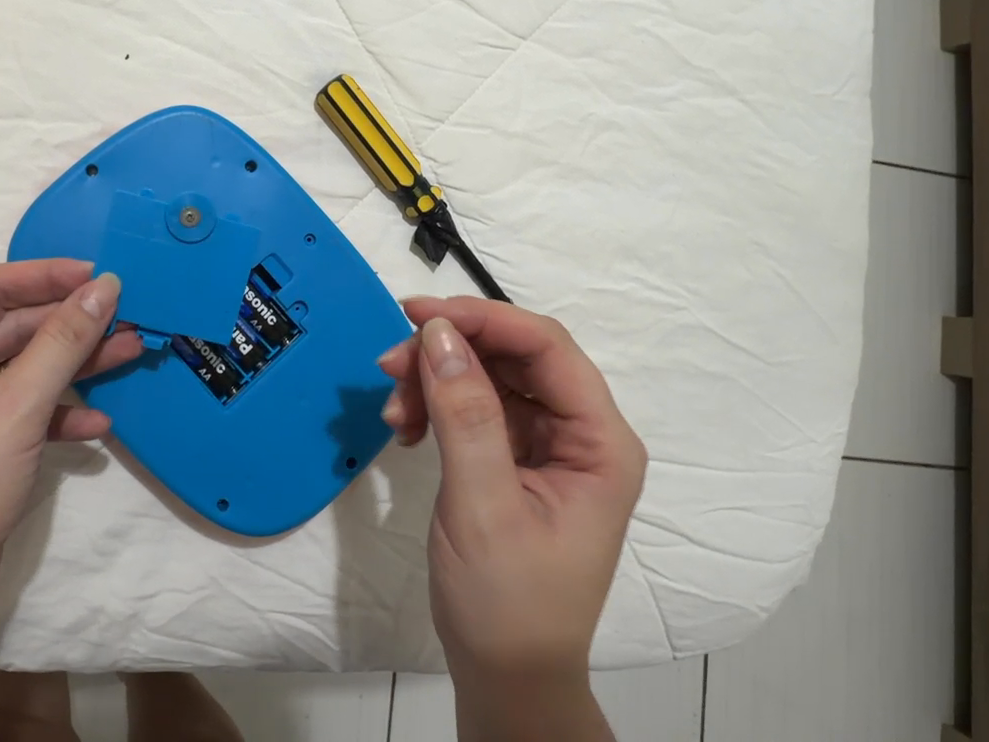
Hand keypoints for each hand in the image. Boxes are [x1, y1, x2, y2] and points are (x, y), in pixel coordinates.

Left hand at [0, 259, 136, 601]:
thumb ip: (64, 342)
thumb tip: (106, 285)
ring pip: (22, 367)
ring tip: (132, 352)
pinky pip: (20, 408)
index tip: (101, 273)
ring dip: (74, 366)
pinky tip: (98, 422)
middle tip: (128, 316)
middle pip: (9, 327)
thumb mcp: (16, 409)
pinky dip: (57, 411)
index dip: (47, 277)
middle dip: (70, 327)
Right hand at [378, 298, 645, 740]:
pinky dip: (435, 408)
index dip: (484, 319)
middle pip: (514, 358)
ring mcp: (547, 445)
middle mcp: (580, 433)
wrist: (505, 674)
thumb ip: (464, 415)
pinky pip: (474, 409)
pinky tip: (406, 430)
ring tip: (392, 413)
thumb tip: (438, 333)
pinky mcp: (514, 458)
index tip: (417, 315)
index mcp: (600, 443)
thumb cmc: (507, 601)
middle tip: (387, 365)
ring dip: (434, 382)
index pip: (548, 348)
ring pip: (487, 378)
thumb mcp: (483, 505)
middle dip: (449, 353)